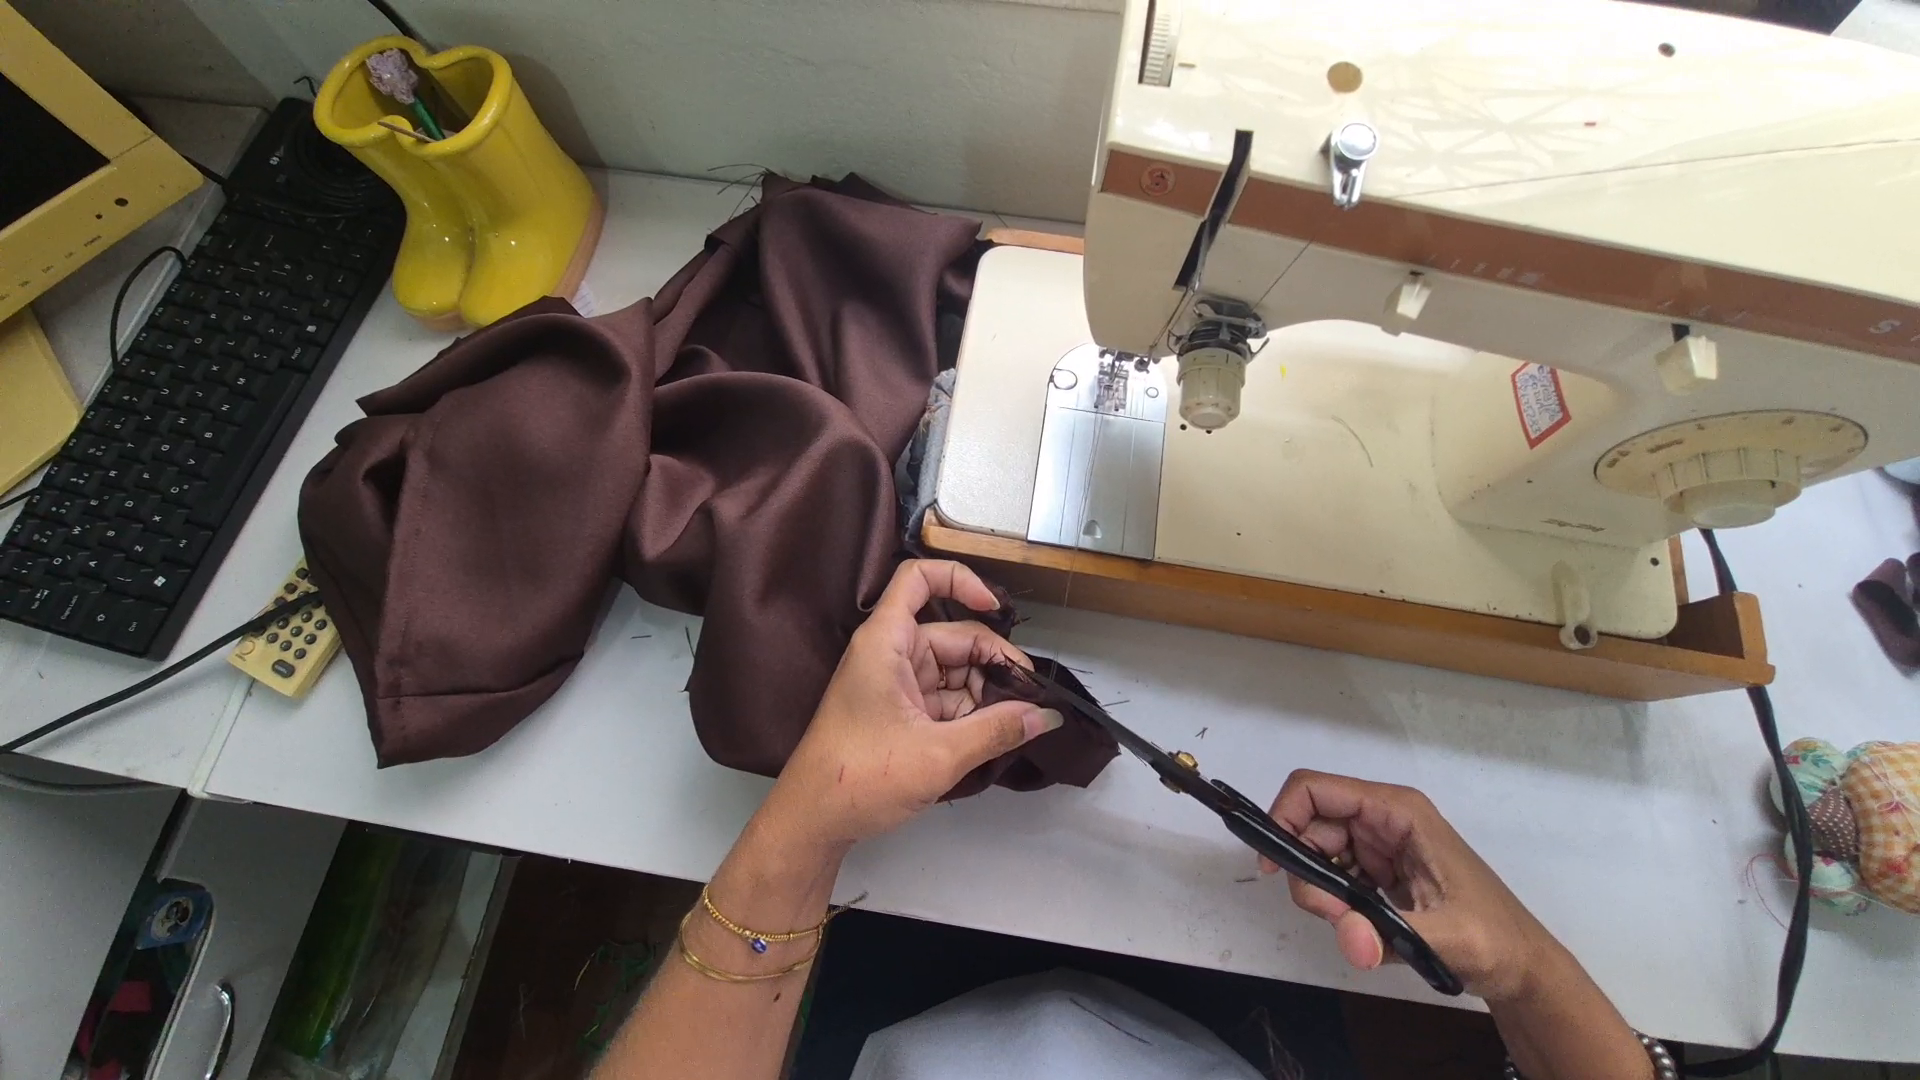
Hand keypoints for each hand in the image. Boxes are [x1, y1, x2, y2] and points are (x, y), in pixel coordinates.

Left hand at [760, 560, 1063, 852]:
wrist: (813, 821)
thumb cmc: (861, 778)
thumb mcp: (938, 754)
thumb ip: (997, 731)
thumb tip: (1047, 717)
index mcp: (886, 641)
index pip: (919, 579)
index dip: (960, 580)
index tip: (996, 608)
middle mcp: (891, 652)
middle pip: (953, 635)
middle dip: (993, 661)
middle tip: (1031, 696)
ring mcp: (896, 682)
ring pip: (954, 669)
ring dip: (986, 691)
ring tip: (1017, 722)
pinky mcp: (901, 710)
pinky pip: (945, 696)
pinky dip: (971, 711)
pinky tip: (997, 732)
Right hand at [1262, 770, 1556, 1002]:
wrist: (1523, 971)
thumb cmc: (1495, 941)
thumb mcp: (1449, 940)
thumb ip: (1391, 937)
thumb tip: (1348, 938)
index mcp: (1396, 811)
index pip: (1314, 789)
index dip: (1283, 816)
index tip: (1275, 866)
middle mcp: (1381, 817)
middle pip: (1308, 823)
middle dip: (1305, 868)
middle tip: (1328, 915)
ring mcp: (1377, 842)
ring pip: (1315, 849)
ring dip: (1319, 889)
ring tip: (1353, 927)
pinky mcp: (1375, 868)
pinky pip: (1331, 873)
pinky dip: (1332, 900)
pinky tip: (1360, 924)